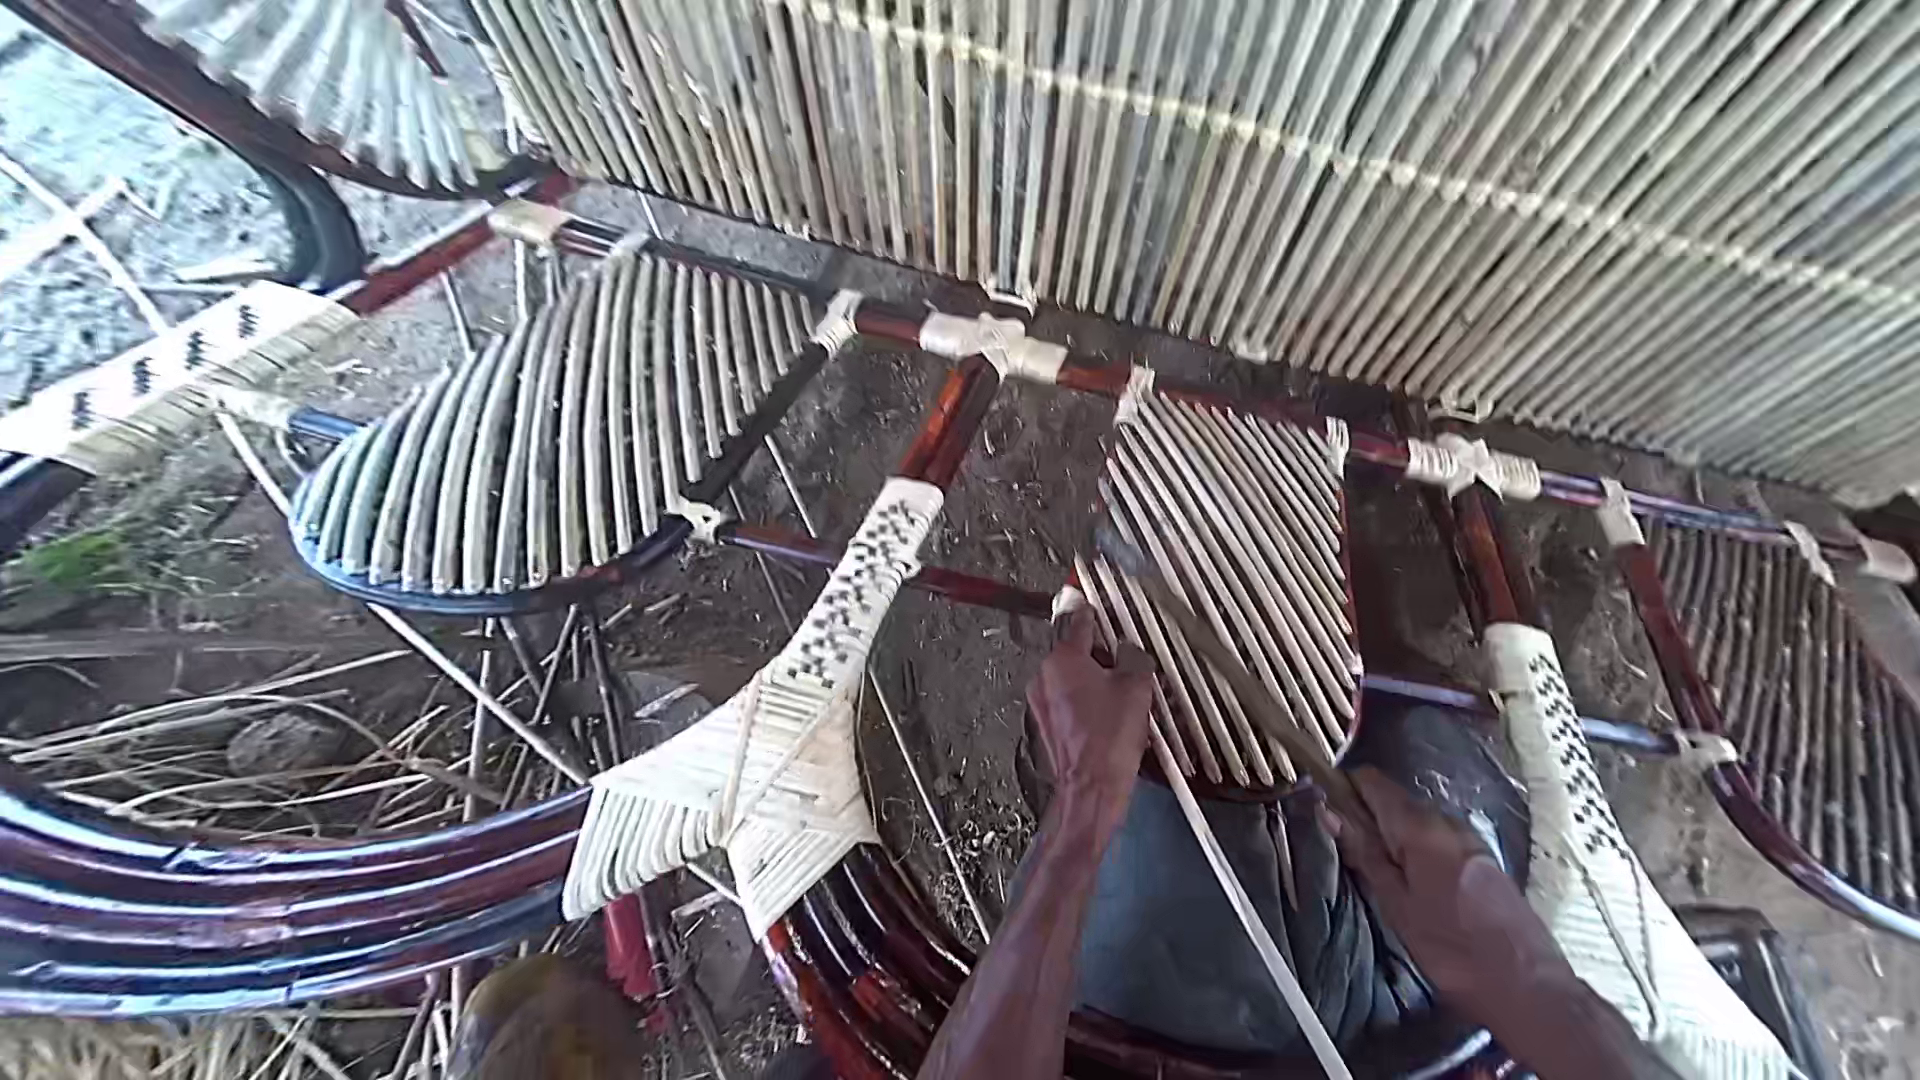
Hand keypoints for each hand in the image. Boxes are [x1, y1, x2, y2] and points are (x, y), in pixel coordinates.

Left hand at [1025, 606, 1154, 832]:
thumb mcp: (1135, 688)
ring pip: (1071, 674)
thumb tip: (1128, 650)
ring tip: (1122, 693)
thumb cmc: (1110, 737)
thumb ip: (1132, 657)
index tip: (1092, 597)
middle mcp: (1045, 674)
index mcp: (1063, 659)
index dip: (1091, 609)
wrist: (1090, 788)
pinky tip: (1108, 713)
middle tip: (1125, 660)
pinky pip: (1067, 697)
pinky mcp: (1045, 720)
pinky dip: (1085, 697)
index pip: (1079, 621)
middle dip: (1100, 651)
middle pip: (1075, 648)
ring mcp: (1041, 699)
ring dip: (1094, 676)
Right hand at [1322, 767, 1577, 1026]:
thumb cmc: (1452, 948)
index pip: (1369, 779)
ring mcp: (1467, 836)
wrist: (1532, 991)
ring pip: (1413, 817)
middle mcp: (1445, 819)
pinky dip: (1415, 846)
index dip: (1343, 788)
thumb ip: (1362, 849)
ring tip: (1382, 873)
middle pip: (1391, 797)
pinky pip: (1435, 834)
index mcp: (1419, 825)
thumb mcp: (1395, 900)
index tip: (1329, 813)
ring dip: (1391, 833)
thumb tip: (1328, 810)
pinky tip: (1415, 882)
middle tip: (1352, 853)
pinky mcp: (1481, 855)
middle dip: (1366, 815)